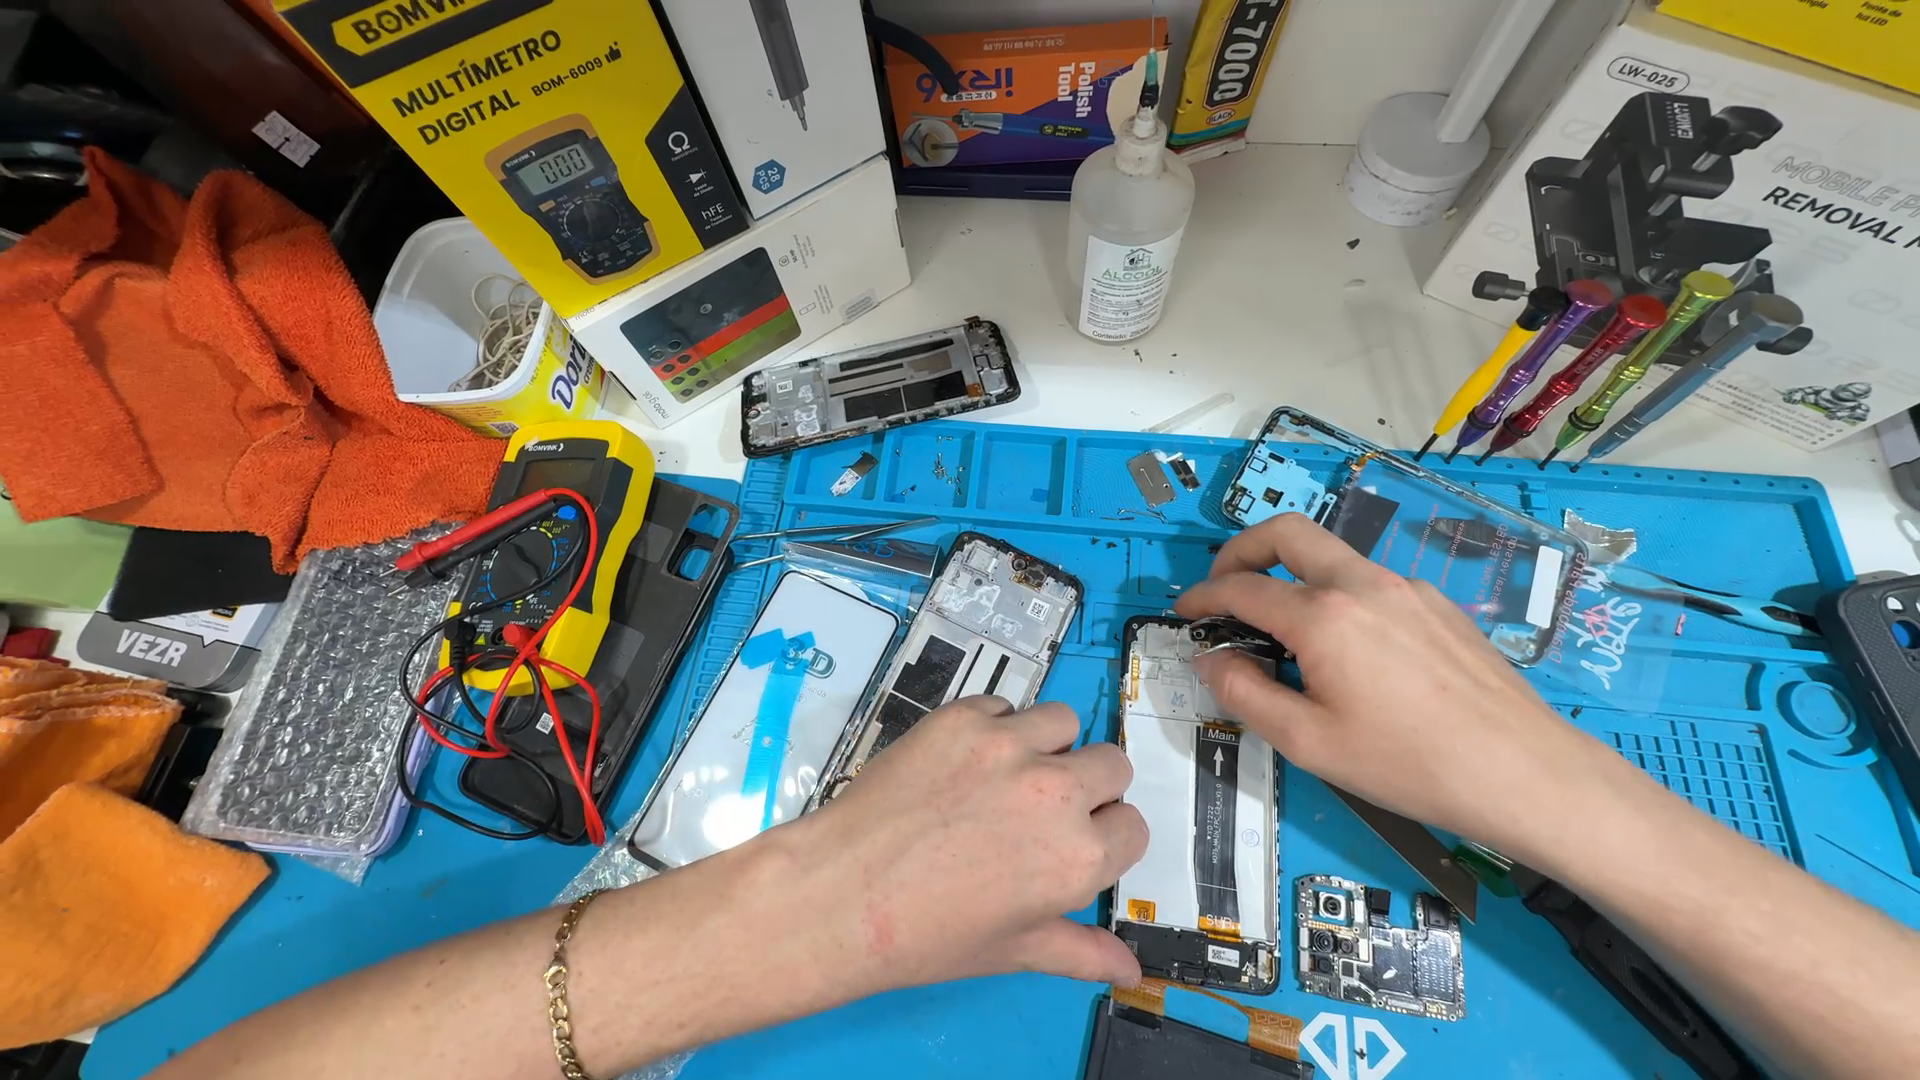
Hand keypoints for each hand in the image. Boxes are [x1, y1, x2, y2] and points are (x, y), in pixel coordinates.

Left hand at [789, 696, 1146, 992]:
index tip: (1075, 841)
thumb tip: (1132, 972)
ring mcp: (1007, 745)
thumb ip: (1080, 951)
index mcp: (1076, 857)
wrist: (842, 891)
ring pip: (1064, 722)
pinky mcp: (963, 717)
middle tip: (1043, 806)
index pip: (1133, 826)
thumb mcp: (1012, 951)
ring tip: (1006, 773)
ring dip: (1046, 745)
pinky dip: (995, 725)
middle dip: (1090, 785)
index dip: (1105, 836)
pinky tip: (963, 759)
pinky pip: (1004, 705)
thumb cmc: (926, 934)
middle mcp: (1054, 792)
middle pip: (1112, 764)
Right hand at [1174, 514, 1624, 861]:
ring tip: (1282, 629)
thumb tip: (1210, 658)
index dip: (1202, 596)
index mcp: (1323, 616)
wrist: (1527, 774)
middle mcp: (1362, 583)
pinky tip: (1347, 648)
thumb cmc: (1406, 763)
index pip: (1241, 587)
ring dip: (1289, 575)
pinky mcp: (1436, 604)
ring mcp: (1406, 587)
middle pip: (1286, 532)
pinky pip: (1368, 581)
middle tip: (1223, 588)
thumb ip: (1243, 692)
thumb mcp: (1306, 742)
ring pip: (1330, 555)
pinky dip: (1333, 594)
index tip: (1183, 612)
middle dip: (1241, 550)